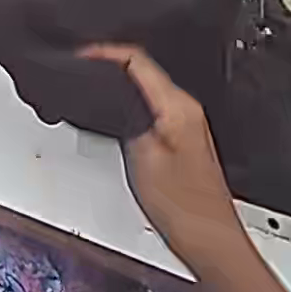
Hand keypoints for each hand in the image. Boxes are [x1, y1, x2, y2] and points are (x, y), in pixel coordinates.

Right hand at [80, 44, 248, 269]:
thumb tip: (113, 94)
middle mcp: (186, 108)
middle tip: (81, 65)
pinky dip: (130, 98)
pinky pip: (153, 102)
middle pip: (143, 66)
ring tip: (93, 82)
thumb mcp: (141, 154)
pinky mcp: (183, 135)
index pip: (138, 59)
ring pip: (147, 84)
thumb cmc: (183, 207)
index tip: (83, 54)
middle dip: (110, 61)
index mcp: (177, 106)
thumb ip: (126, 115)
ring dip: (119, 79)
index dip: (106, 51)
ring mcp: (187, 121)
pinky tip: (115, 109)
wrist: (209, 239)